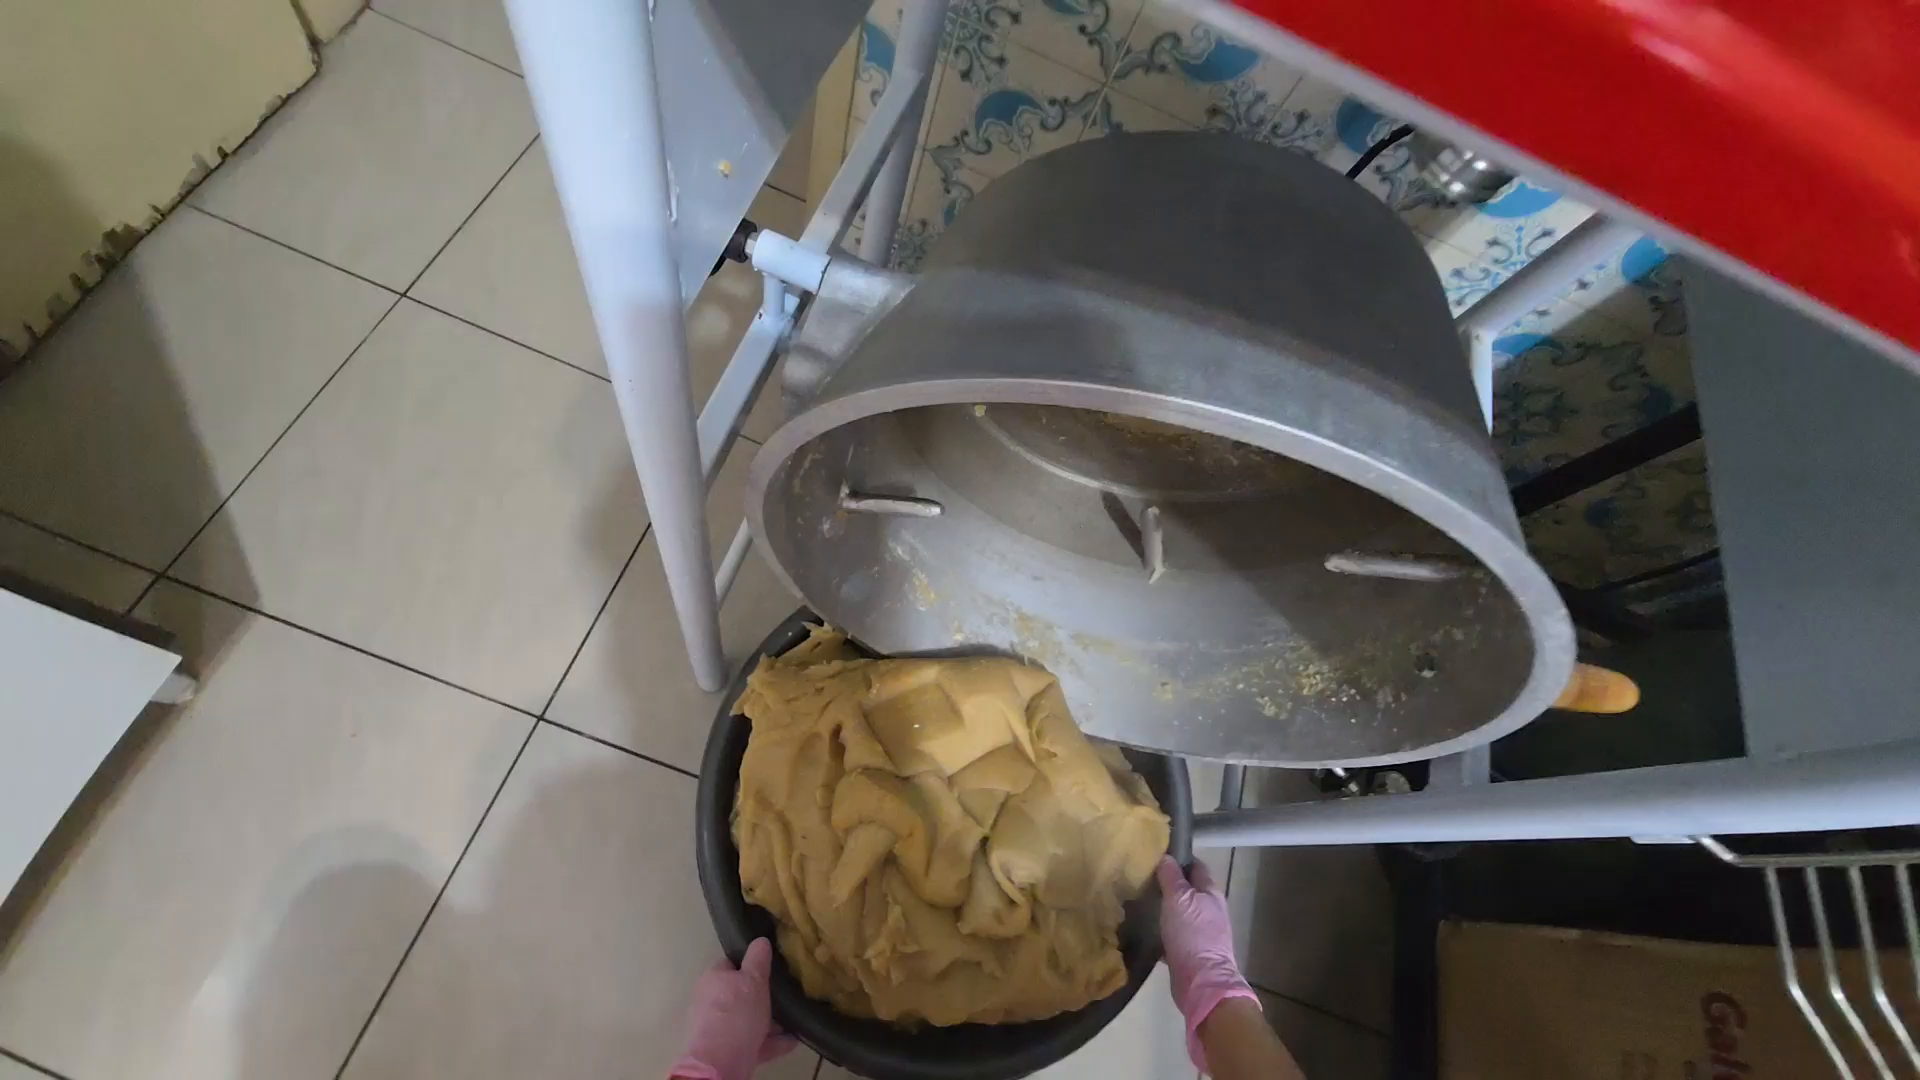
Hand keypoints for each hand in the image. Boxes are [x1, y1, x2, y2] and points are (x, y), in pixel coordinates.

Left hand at [670, 938, 798, 1079]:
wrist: (720, 1066)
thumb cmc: (736, 1014)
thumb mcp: (753, 979)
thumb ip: (758, 959)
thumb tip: (760, 940)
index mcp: (713, 979)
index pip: (732, 963)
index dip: (751, 962)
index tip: (771, 964)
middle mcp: (712, 1003)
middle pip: (741, 992)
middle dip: (764, 994)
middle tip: (786, 991)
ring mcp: (719, 1029)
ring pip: (749, 1018)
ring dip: (771, 1019)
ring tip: (794, 1017)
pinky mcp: (728, 1051)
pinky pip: (754, 1041)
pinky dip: (772, 1040)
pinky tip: (792, 1039)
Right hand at [1156, 856, 1258, 1071]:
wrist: (1202, 983)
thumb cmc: (1192, 934)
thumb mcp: (1178, 898)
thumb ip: (1171, 876)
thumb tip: (1166, 856)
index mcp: (1211, 893)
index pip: (1196, 866)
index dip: (1179, 858)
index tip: (1157, 854)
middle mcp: (1210, 910)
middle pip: (1188, 889)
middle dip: (1168, 884)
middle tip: (1143, 878)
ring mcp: (1203, 932)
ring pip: (1180, 912)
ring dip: (1164, 908)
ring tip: (1140, 901)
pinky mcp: (1192, 952)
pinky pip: (1175, 934)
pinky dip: (1162, 930)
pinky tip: (1145, 928)